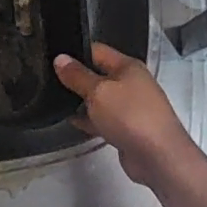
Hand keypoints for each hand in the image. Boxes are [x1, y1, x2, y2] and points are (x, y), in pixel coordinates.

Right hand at [53, 44, 199, 186]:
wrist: (158, 156)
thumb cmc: (129, 115)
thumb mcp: (98, 91)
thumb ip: (78, 76)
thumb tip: (60, 59)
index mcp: (128, 67)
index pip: (97, 51)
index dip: (75, 53)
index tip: (51, 59)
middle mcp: (131, 83)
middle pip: (99, 75)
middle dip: (76, 79)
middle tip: (48, 81)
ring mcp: (131, 107)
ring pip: (100, 99)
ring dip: (82, 101)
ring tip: (55, 101)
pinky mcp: (127, 128)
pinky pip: (104, 119)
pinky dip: (90, 120)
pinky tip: (72, 122)